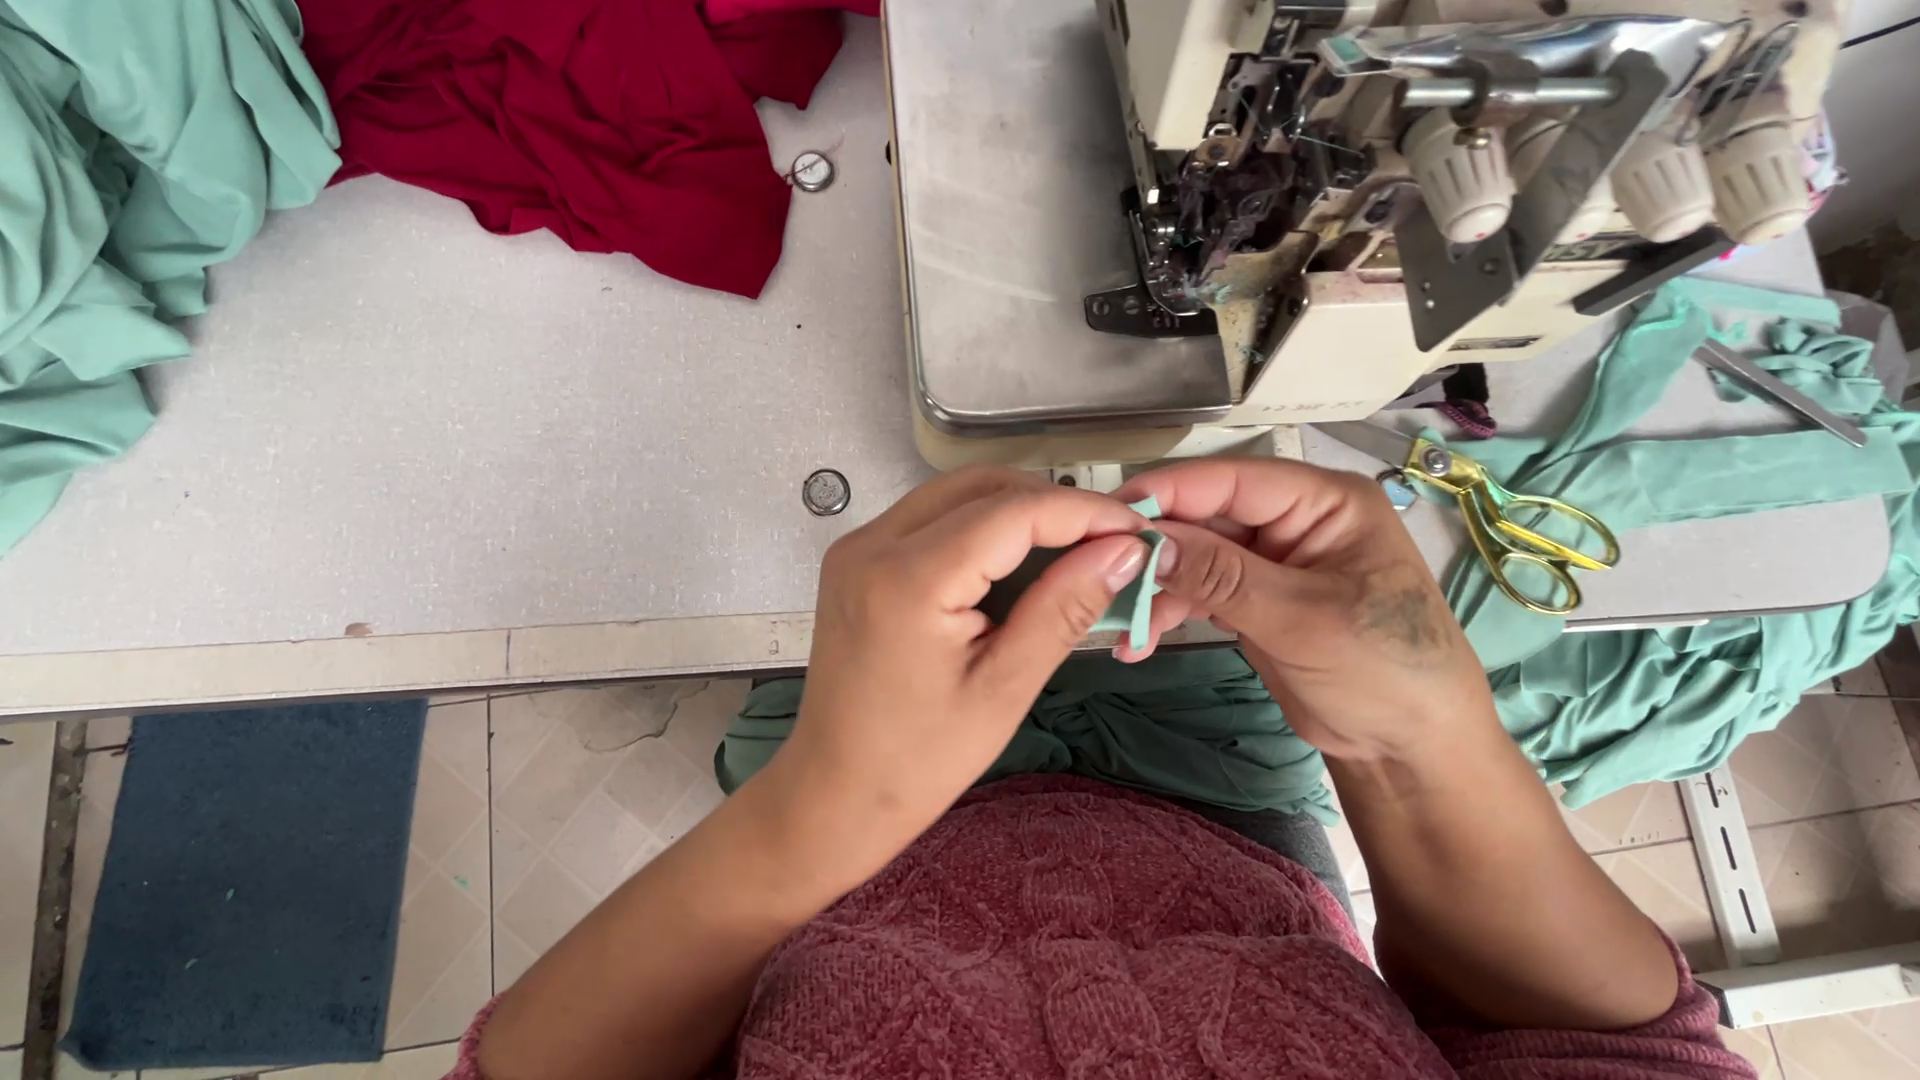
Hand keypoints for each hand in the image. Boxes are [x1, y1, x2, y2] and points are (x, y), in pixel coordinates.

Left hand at [775, 466, 1151, 863]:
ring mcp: (857, 547)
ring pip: (955, 493)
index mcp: (908, 579)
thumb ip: (1064, 608)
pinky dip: (982, 524)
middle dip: (1052, 502)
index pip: (1011, 512)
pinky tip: (1017, 557)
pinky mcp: (856, 559)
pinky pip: (931, 516)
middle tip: (1108, 540)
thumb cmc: (920, 759)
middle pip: (981, 486)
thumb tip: (1125, 551)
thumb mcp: (1005, 687)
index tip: (1136, 530)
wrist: (835, 790)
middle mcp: (873, 544)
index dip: (1083, 512)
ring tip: (1073, 546)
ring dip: (1018, 508)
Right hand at [1116, 458, 1492, 762]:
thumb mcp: (1302, 620)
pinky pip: (1198, 591)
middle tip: (1101, 576)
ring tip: (1121, 626)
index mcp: (1323, 501)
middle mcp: (1292, 520)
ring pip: (1194, 556)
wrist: (1409, 748)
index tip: (1108, 515)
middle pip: (1205, 516)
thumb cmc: (1383, 671)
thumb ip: (1222, 577)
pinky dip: (1169, 612)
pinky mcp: (1253, 599)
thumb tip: (1147, 544)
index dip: (1168, 492)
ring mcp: (1270, 562)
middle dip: (1156, 549)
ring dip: (1156, 589)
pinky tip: (1139, 642)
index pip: (1232, 479)